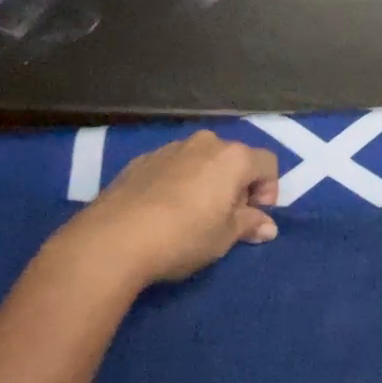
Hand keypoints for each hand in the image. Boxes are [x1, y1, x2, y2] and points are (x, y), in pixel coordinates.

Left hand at [46, 131, 279, 292]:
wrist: (113, 239)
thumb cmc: (182, 237)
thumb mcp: (223, 238)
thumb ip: (249, 225)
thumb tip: (269, 226)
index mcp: (233, 158)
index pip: (268, 164)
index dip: (269, 190)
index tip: (254, 218)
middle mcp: (206, 143)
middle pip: (234, 159)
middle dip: (236, 186)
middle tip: (225, 219)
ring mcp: (171, 148)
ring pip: (201, 160)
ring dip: (205, 182)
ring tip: (190, 216)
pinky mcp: (141, 160)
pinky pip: (172, 167)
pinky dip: (176, 183)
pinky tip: (161, 212)